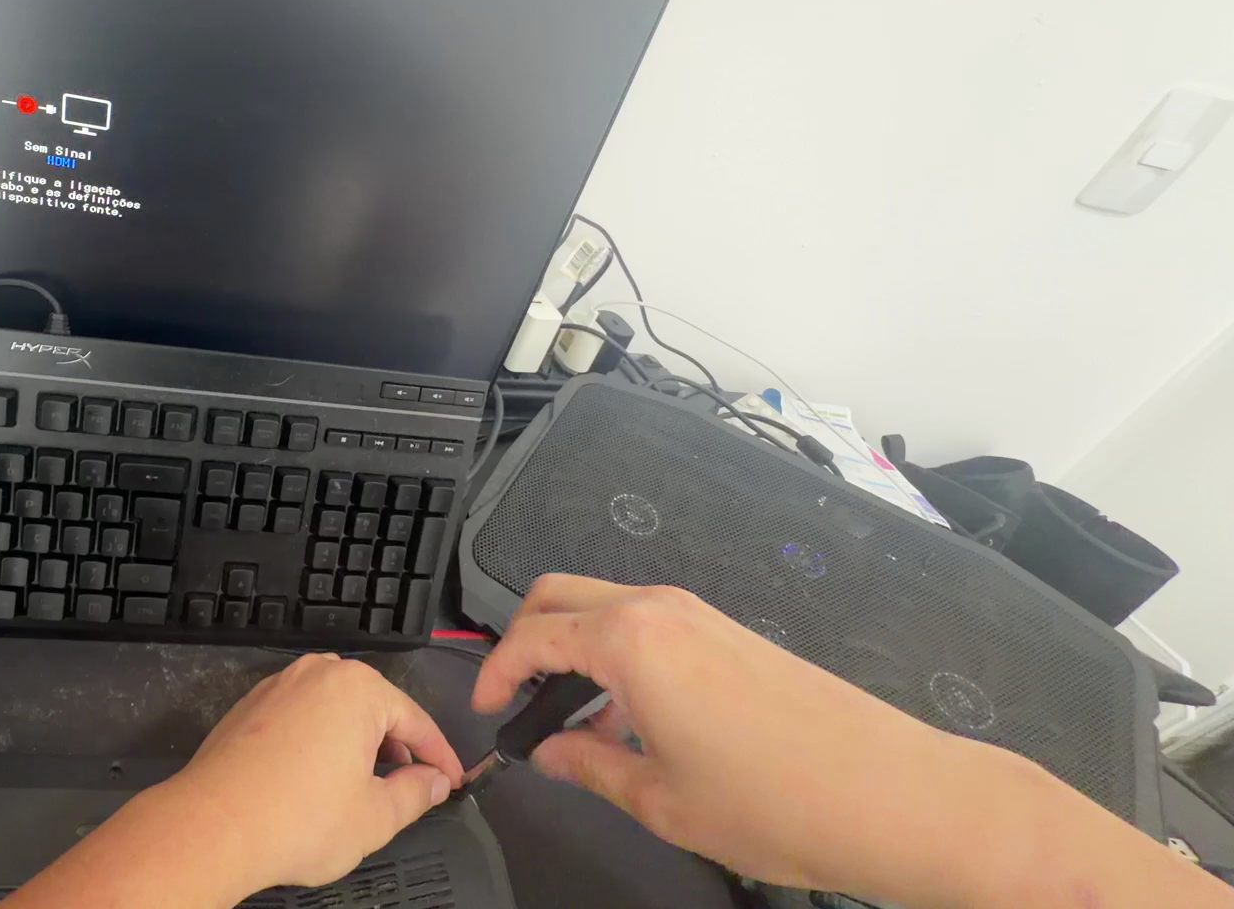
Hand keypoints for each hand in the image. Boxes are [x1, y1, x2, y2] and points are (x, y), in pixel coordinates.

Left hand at [159, 653, 463, 892]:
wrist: (215, 822)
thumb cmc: (301, 818)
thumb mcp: (375, 816)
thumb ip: (415, 793)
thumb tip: (434, 780)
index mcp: (357, 688)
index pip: (415, 719)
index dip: (440, 755)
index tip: (453, 781)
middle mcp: (320, 672)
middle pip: (375, 705)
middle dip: (397, 744)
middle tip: (412, 784)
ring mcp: (282, 682)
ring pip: (337, 707)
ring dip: (358, 740)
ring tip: (365, 783)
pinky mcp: (254, 702)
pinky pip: (304, 712)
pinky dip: (321, 737)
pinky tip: (318, 774)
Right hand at [474, 575, 1230, 907]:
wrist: (910, 797)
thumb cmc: (775, 804)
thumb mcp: (663, 800)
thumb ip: (588, 765)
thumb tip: (547, 750)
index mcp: (625, 639)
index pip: (531, 636)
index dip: (496, 671)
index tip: (488, 707)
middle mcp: (651, 606)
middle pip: (555, 594)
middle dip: (521, 637)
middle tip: (517, 694)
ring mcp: (691, 610)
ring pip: (596, 602)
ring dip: (567, 641)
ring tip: (572, 711)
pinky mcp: (720, 625)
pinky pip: (637, 618)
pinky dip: (607, 645)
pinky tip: (628, 708)